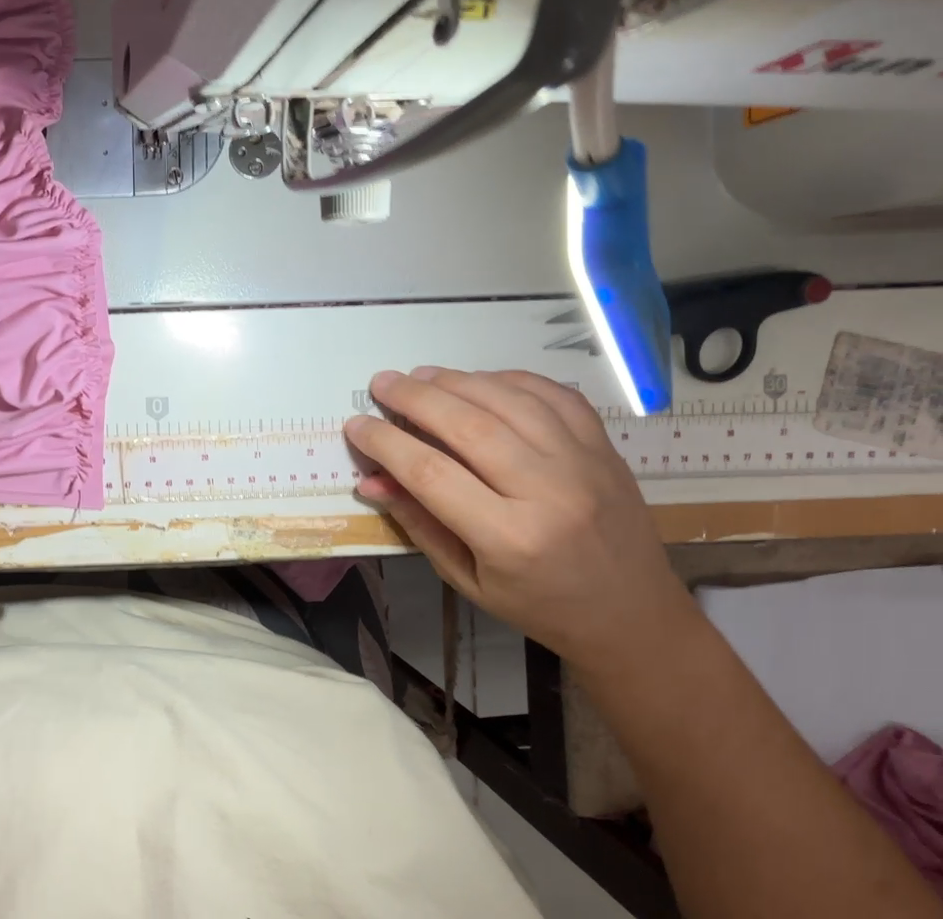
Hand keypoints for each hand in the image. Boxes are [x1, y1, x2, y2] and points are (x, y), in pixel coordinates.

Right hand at [342, 367, 699, 670]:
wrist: (633, 615)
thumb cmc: (538, 604)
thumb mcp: (466, 578)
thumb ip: (418, 523)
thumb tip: (371, 480)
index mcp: (510, 538)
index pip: (431, 474)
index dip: (386, 444)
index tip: (356, 426)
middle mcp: (550, 494)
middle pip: (469, 427)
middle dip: (415, 399)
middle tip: (381, 384)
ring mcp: (584, 465)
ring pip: (511, 402)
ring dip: (458, 381)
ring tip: (420, 376)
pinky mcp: (605, 449)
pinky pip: (554, 396)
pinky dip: (510, 380)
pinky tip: (479, 381)